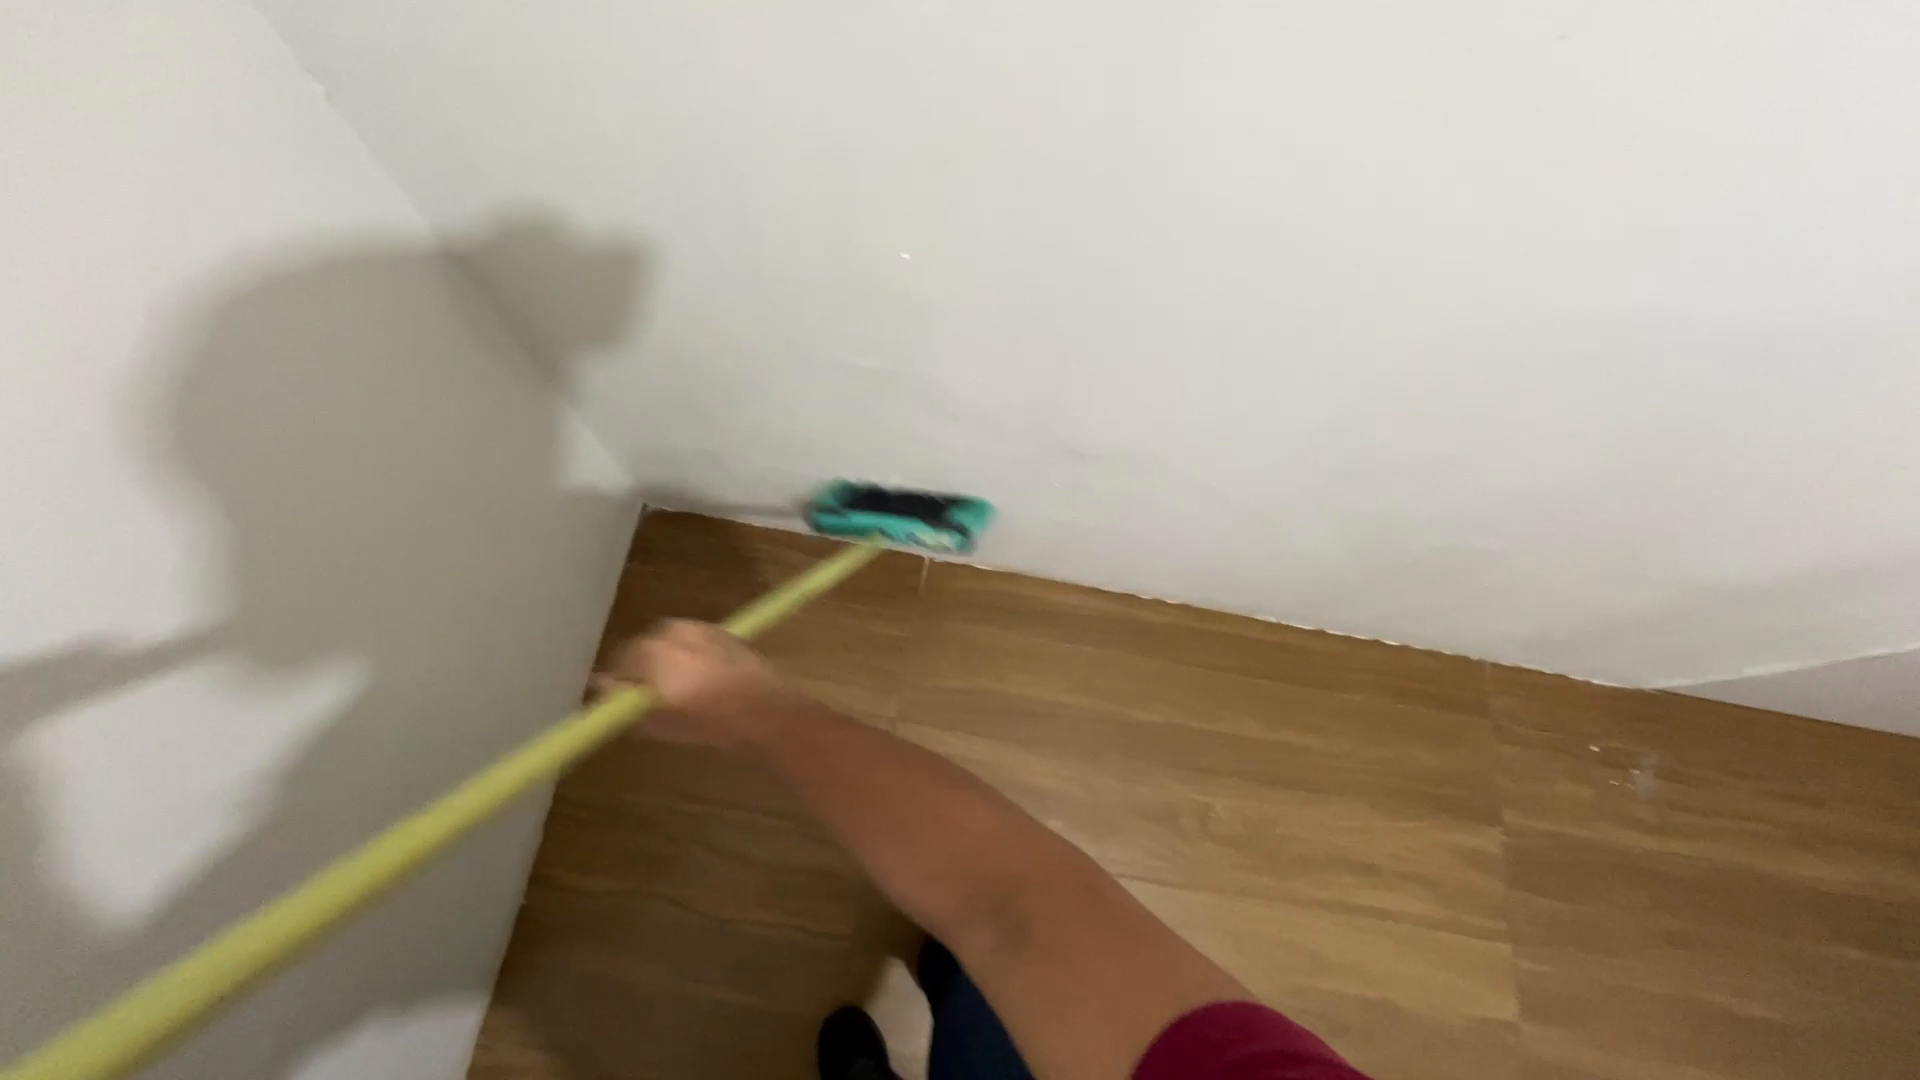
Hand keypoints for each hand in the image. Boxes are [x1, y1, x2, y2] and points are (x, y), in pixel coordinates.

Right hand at [594, 619, 790, 748]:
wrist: (766, 709)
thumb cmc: (710, 721)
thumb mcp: (660, 720)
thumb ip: (624, 701)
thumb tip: (599, 686)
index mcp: (651, 651)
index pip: (619, 662)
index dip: (620, 682)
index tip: (624, 701)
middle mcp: (672, 630)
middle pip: (644, 647)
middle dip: (643, 667)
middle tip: (652, 696)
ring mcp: (700, 627)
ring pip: (669, 641)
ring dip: (667, 659)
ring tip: (680, 688)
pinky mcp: (723, 631)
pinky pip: (694, 640)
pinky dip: (691, 654)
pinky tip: (703, 676)